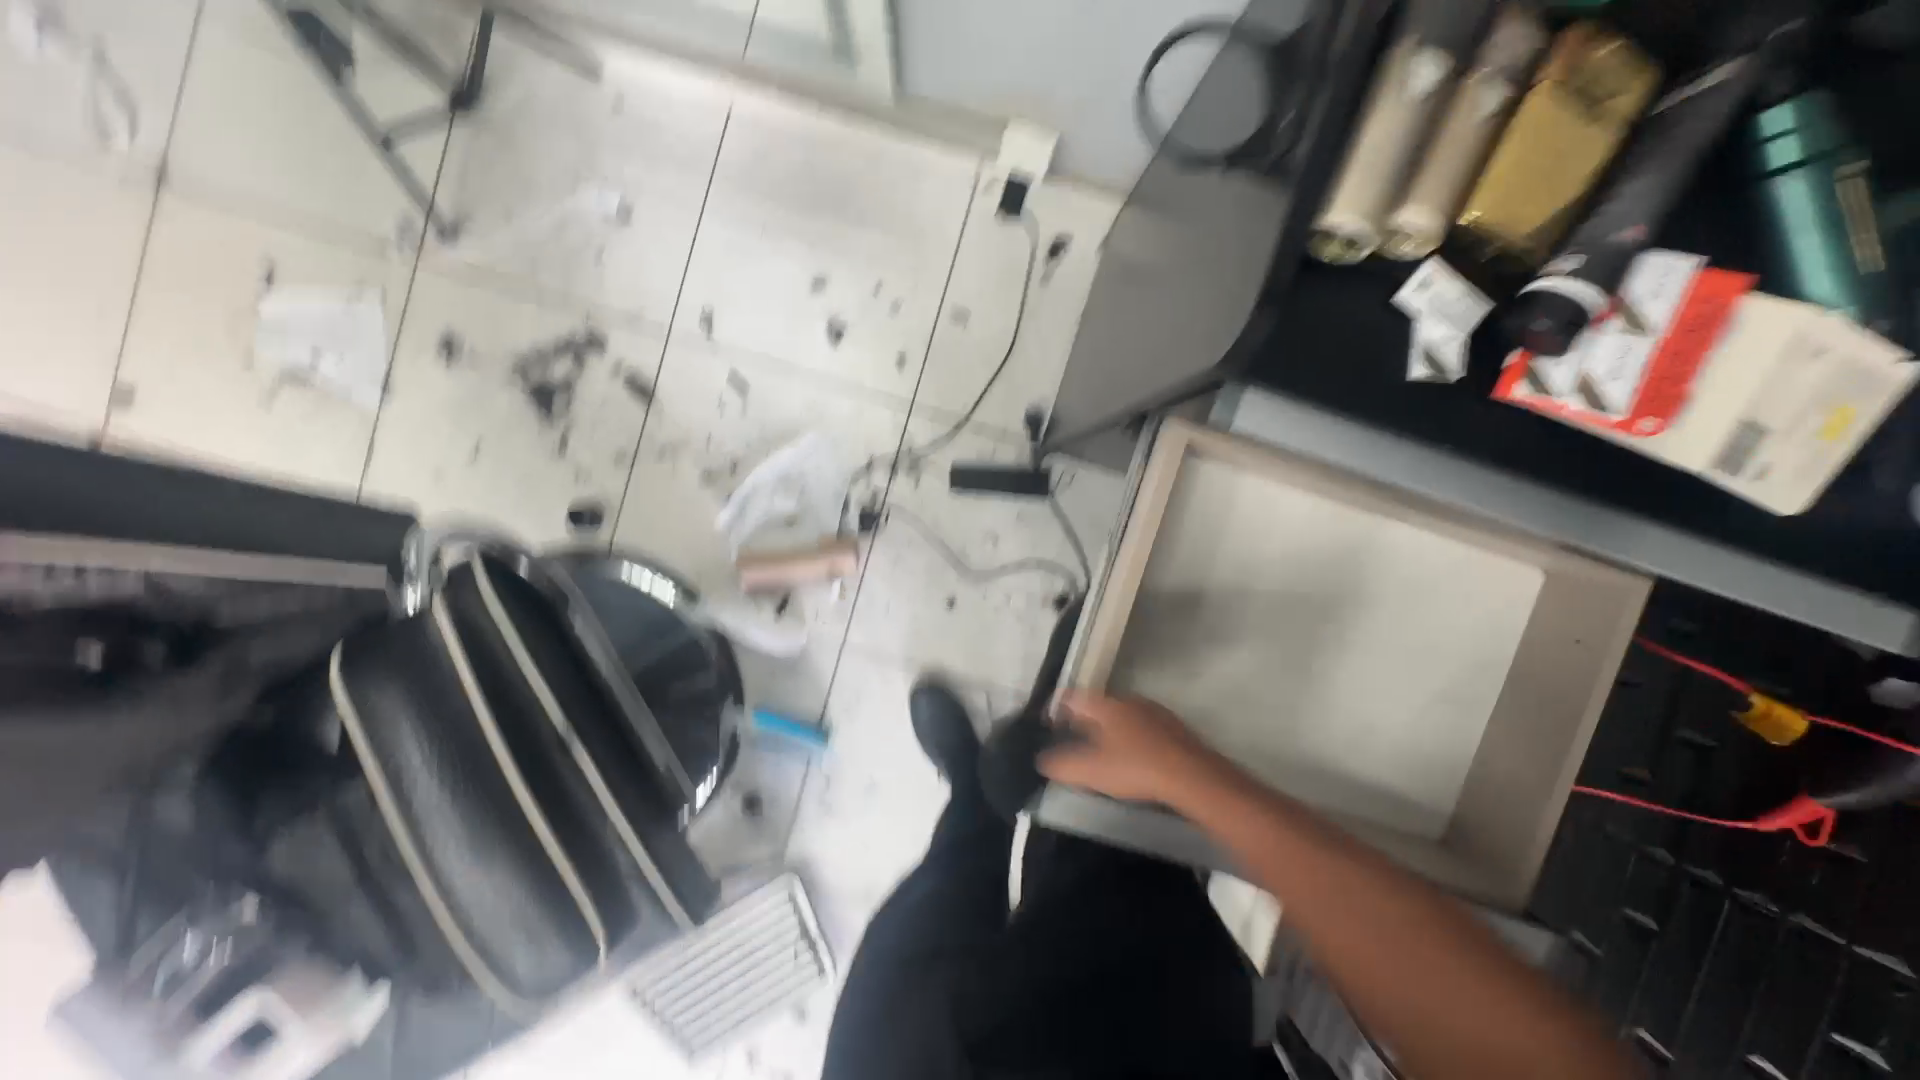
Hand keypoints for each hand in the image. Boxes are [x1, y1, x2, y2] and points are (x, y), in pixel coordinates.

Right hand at [1038, 692, 1227, 804]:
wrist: (1193, 777)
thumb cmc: (1135, 769)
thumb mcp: (1091, 771)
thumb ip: (1062, 765)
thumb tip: (1042, 759)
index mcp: (1106, 706)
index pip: (1072, 697)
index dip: (1056, 708)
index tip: (1049, 723)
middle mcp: (1129, 700)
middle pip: (1098, 705)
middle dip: (1084, 721)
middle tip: (1073, 739)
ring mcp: (1155, 712)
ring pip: (1123, 715)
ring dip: (1110, 729)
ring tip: (1102, 751)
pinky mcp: (1174, 728)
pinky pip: (1143, 727)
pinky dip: (1132, 738)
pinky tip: (1134, 758)